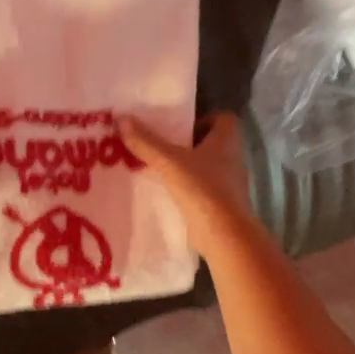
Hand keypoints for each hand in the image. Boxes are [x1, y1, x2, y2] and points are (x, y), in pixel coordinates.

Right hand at [119, 113, 252, 248]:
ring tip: (156, 169)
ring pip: (205, 167)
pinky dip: (186, 188)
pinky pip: (202, 189)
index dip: (202, 119)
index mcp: (227, 140)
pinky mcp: (221, 204)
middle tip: (158, 147)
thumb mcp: (169, 162)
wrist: (224, 234)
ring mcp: (229, 183)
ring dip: (184, 167)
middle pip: (210, 143)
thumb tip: (122, 118)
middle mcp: (232, 158)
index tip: (178, 128)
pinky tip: (165, 193)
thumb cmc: (202, 189)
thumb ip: (146, 142)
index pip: (222, 118)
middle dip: (186, 144)